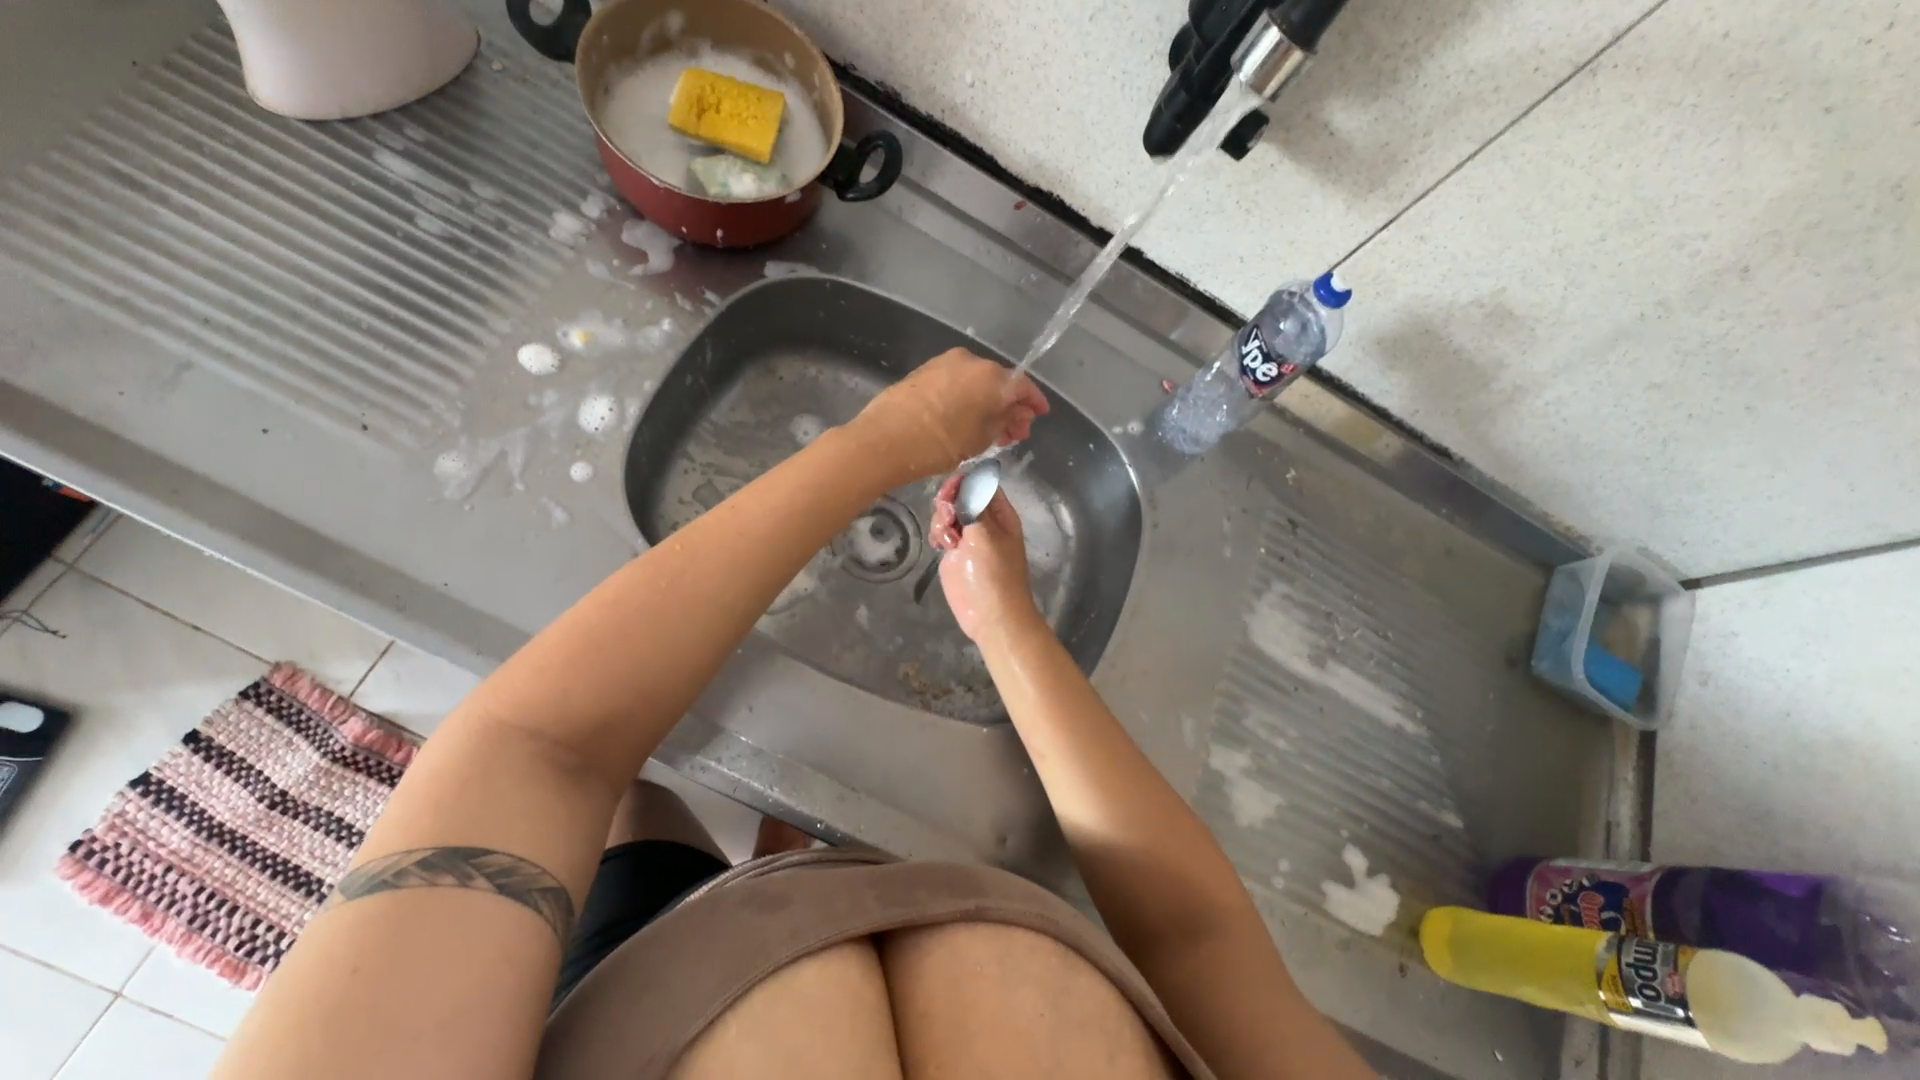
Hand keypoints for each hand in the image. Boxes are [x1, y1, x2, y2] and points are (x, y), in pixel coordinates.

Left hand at [851, 349, 1048, 481]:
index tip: (1040, 415)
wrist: (883, 441)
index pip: (1023, 385)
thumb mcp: (981, 438)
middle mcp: (969, 361)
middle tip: (1015, 433)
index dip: (1034, 402)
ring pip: (976, 382)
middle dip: (1010, 406)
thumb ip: (1005, 421)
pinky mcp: (923, 372)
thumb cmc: (939, 443)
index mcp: (990, 375)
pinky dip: (967, 399)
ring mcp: (944, 363)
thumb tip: (1018, 412)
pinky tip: (966, 420)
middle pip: (999, 382)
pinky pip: (956, 383)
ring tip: (991, 431)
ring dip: (987, 403)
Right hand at [936, 486, 1041, 642]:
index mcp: (1000, 515)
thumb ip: (972, 506)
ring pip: (947, 513)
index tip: (950, 492)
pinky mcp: (953, 553)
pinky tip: (941, 545)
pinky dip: (937, 534)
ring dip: (941, 520)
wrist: (990, 615)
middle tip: (948, 518)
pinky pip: (941, 532)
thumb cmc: (995, 574)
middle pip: (960, 497)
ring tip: (947, 539)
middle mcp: (984, 522)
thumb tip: (965, 482)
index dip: (964, 483)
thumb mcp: (986, 535)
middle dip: (949, 503)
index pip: (981, 485)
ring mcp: (967, 537)